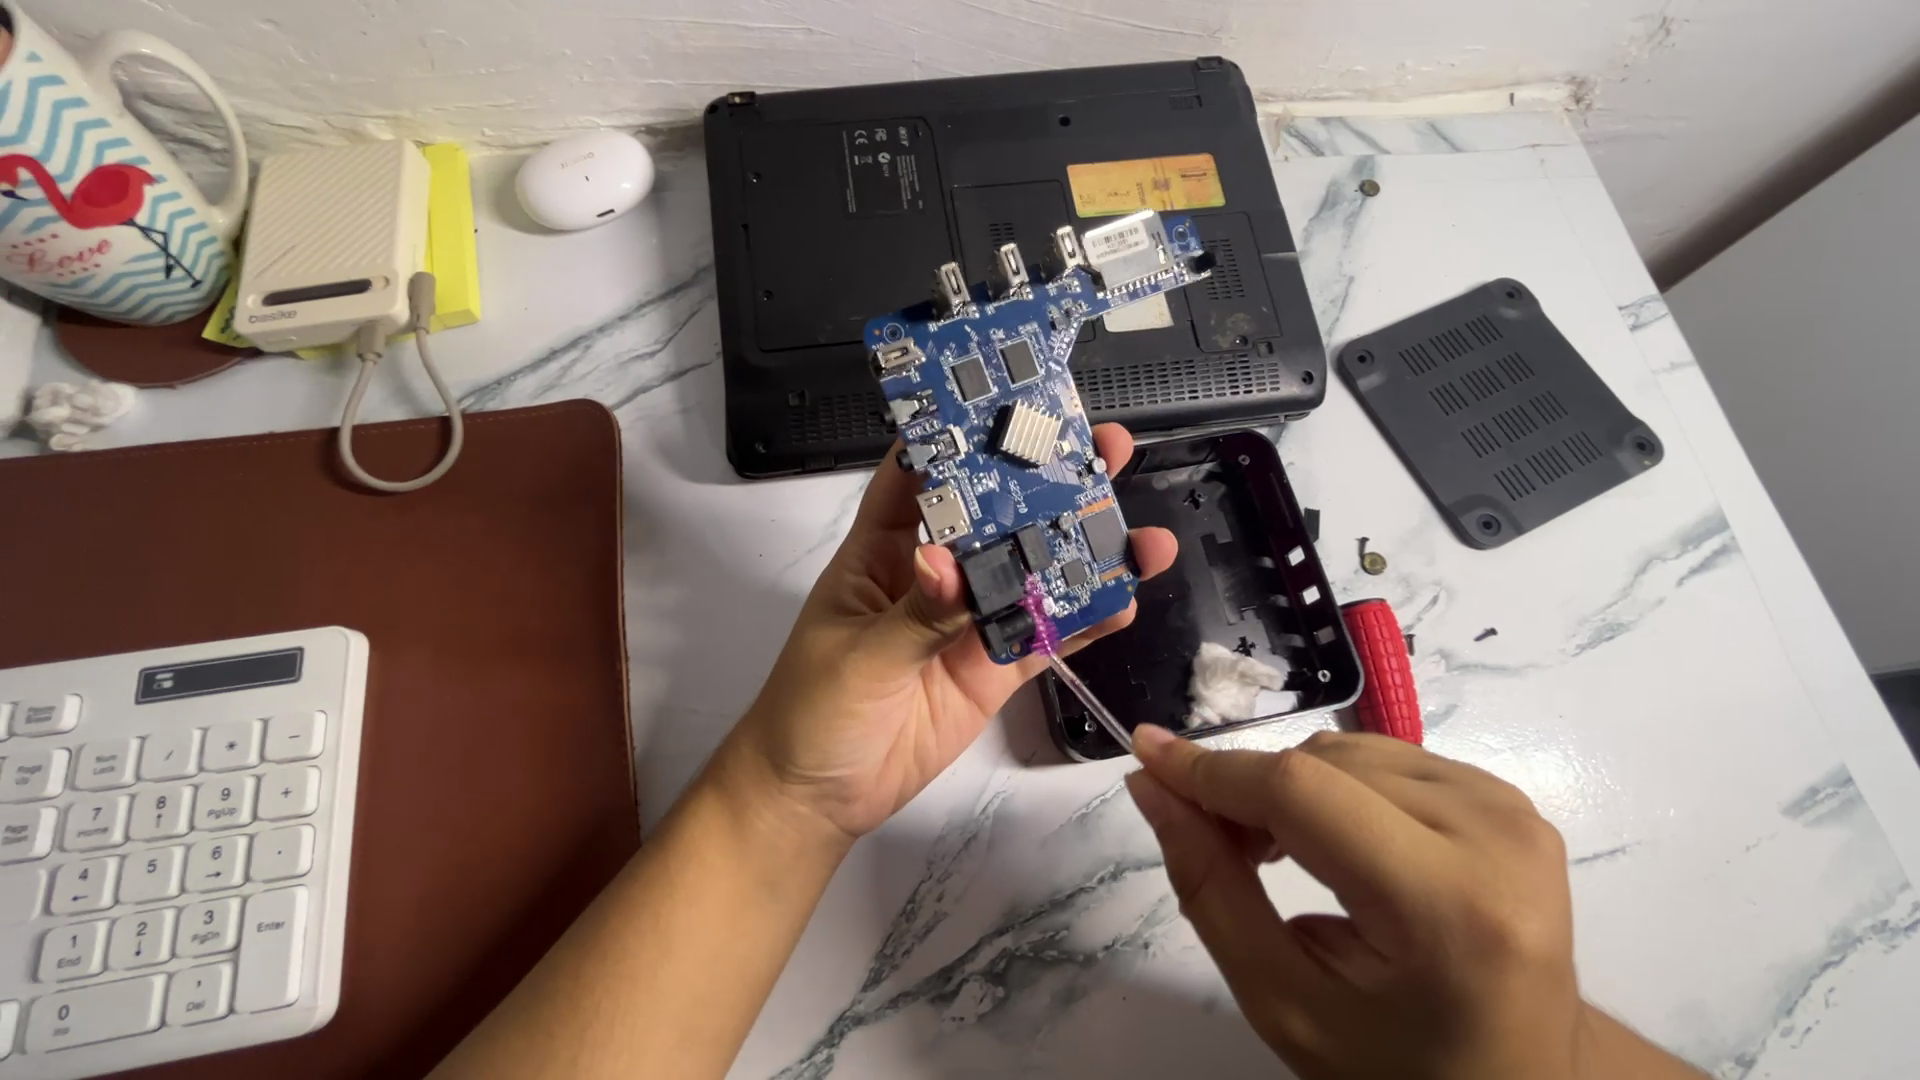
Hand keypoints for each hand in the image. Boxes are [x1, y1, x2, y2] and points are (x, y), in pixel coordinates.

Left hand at [722, 423, 1177, 840]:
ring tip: (1135, 526)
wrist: (820, 797)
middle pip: (994, 518)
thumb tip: (948, 563)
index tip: (1009, 403)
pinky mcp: (992, 670)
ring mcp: (967, 623)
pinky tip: (1125, 599)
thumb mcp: (857, 656)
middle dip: (1044, 484)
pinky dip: (1084, 622)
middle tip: (1102, 450)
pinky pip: (1044, 640)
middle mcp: (931, 576)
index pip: (919, 477)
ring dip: (1080, 551)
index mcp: (881, 553)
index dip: (959, 437)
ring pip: (1031, 575)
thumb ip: (914, 614)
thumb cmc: (812, 712)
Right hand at [1126, 727, 1703, 1079]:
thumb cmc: (1394, 1064)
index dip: (1212, 769)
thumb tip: (1150, 785)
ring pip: (1342, 750)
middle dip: (1245, 791)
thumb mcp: (1282, 999)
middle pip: (1318, 764)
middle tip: (1218, 847)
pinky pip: (1377, 755)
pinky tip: (1330, 838)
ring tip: (1277, 852)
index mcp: (1449, 908)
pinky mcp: (1506, 796)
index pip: (1302, 796)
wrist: (1526, 1078)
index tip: (1144, 753)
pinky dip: (1329, 783)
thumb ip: (1207, 886)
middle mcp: (1496, 837)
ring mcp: (1510, 809)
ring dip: (1286, 785)